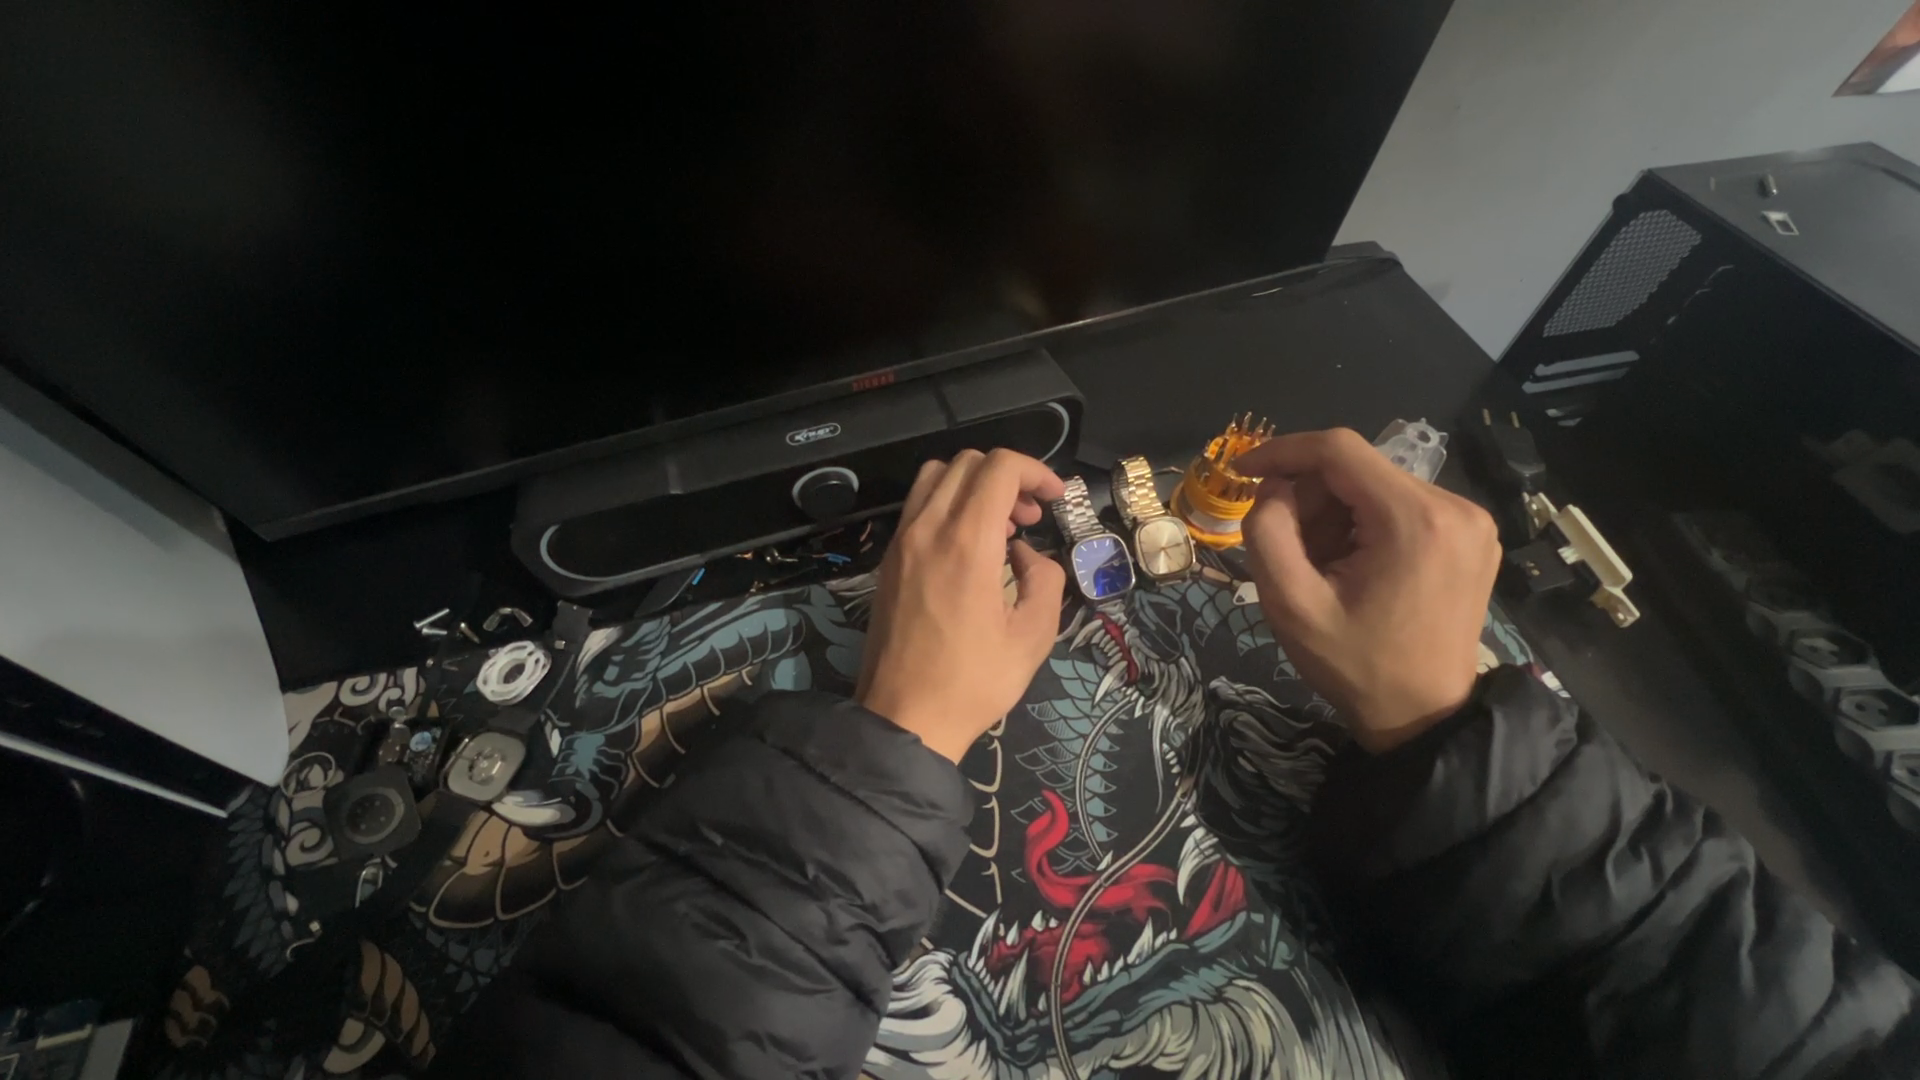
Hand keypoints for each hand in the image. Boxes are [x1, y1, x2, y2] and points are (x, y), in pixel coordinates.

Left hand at [857, 449, 1067, 762]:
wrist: (904, 717)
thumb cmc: (974, 682)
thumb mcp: (1033, 637)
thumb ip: (1045, 580)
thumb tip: (1026, 554)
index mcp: (967, 543)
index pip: (1000, 467)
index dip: (1036, 471)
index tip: (1055, 498)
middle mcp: (928, 529)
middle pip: (967, 462)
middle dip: (1008, 477)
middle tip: (1030, 517)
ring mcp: (901, 542)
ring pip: (936, 476)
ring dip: (974, 485)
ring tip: (999, 527)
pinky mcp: (888, 559)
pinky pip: (918, 505)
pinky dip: (948, 504)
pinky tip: (968, 545)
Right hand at [1236, 428, 1499, 752]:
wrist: (1423, 716)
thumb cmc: (1354, 664)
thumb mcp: (1290, 603)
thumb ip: (1267, 531)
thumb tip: (1274, 488)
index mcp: (1415, 519)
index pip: (1339, 449)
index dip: (1282, 450)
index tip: (1242, 471)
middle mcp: (1454, 506)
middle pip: (1357, 468)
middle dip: (1307, 496)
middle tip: (1284, 544)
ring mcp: (1469, 521)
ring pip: (1374, 486)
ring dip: (1332, 512)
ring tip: (1318, 564)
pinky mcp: (1469, 536)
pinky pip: (1398, 506)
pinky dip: (1360, 523)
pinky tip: (1349, 563)